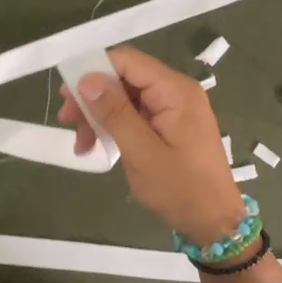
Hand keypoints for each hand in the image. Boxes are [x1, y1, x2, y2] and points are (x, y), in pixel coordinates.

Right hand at [58, 47, 246, 245]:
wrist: (213, 221)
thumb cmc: (180, 188)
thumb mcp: (141, 152)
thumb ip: (115, 113)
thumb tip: (87, 79)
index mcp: (174, 91)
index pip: (127, 61)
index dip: (93, 70)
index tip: (67, 95)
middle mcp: (176, 92)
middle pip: (124, 78)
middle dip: (93, 97)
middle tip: (67, 122)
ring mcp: (174, 109)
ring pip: (126, 97)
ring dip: (99, 115)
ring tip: (81, 143)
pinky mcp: (170, 125)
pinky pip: (136, 115)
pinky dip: (114, 127)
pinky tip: (97, 146)